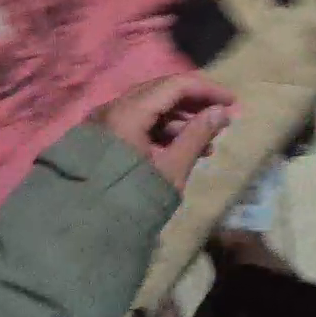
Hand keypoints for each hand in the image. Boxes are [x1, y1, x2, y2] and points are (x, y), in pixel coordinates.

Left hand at [92, 75, 235, 189]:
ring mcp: (106, 123)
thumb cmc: (132, 198)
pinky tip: (183, 148)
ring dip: (181, 119)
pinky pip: (138, 124)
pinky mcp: (104, 138)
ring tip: (208, 141)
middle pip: (162, 93)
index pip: (175, 86)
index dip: (207, 90)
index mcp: (128, 113)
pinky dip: (163, 130)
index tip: (232, 102)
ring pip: (151, 108)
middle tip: (222, 115)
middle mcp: (113, 109)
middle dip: (195, 103)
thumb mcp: (171, 169)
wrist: (82, 230)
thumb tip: (221, 112)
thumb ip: (197, 135)